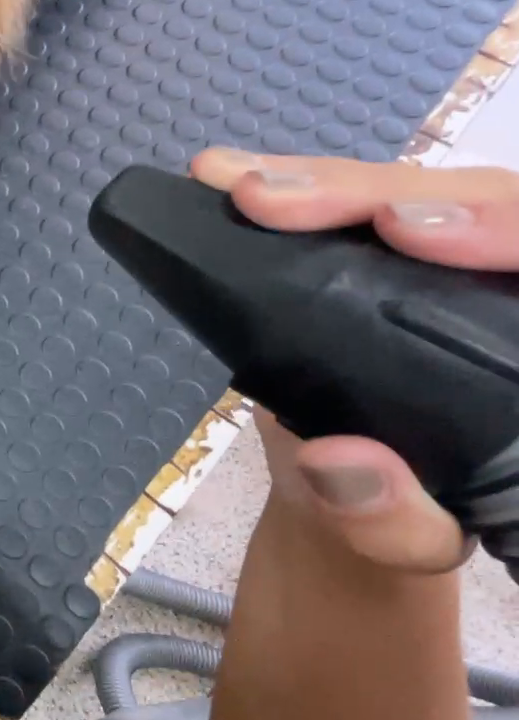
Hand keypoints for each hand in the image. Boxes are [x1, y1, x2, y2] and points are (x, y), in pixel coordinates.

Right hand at [191, 148, 518, 572]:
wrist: (354, 494)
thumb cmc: (401, 522)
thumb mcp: (406, 543)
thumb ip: (393, 522)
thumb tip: (337, 458)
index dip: (505, 226)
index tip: (406, 233)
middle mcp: (506, 293)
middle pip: (491, 202)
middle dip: (377, 191)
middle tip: (268, 201)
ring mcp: (447, 270)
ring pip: (421, 191)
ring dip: (324, 180)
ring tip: (230, 180)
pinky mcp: (381, 260)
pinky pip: (356, 204)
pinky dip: (294, 184)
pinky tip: (229, 175)